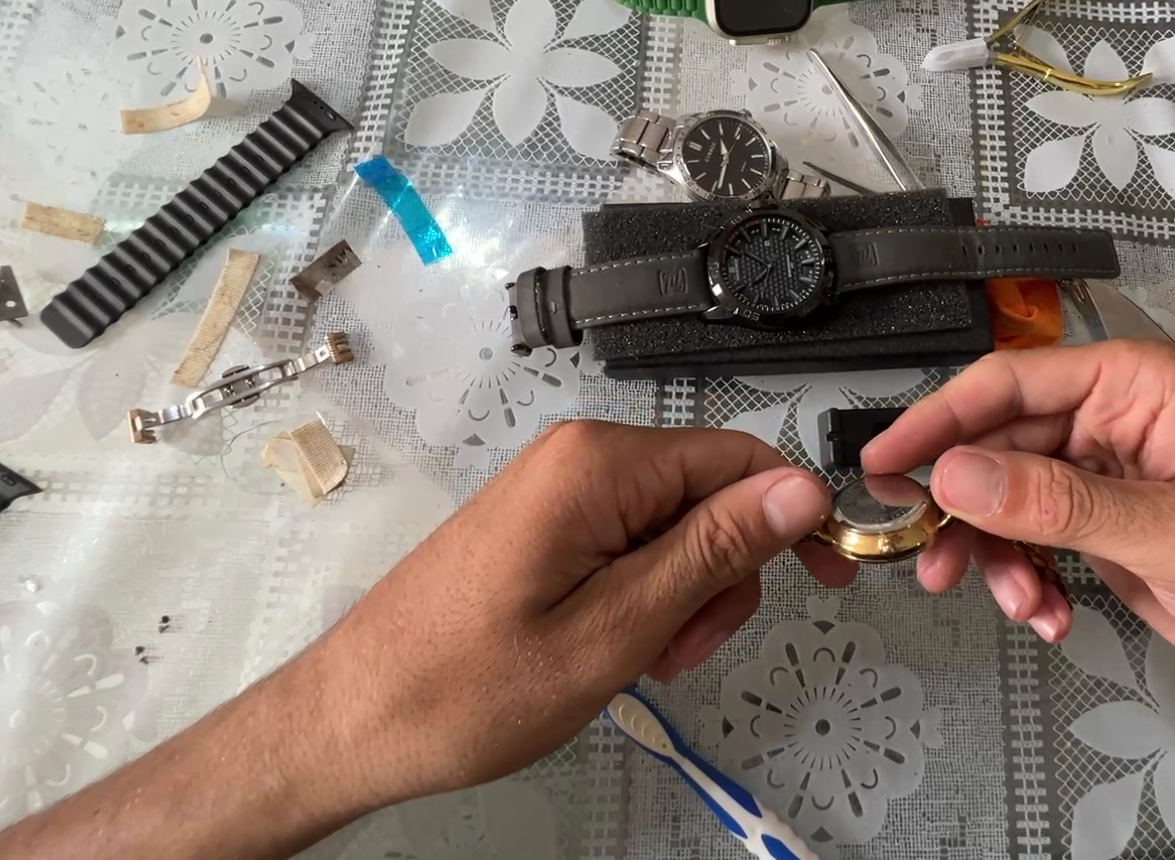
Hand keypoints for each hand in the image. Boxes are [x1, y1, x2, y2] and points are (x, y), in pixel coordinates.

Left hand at [308, 421, 837, 809]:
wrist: (346, 721)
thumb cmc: (471, 687)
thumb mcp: (616, 629)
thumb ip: (714, 551)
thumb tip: (802, 489)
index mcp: (602, 462)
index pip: (738, 458)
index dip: (793, 514)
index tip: (828, 578)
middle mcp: (585, 454)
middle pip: (708, 492)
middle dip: (721, 571)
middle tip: (684, 648)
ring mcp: (564, 484)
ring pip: (676, 522)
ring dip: (685, 590)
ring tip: (643, 656)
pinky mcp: (551, 516)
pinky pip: (633, 537)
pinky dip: (647, 589)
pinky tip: (619, 640)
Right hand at [860, 340, 1174, 737]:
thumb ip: (1061, 503)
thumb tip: (954, 476)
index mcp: (1127, 384)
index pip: (1007, 384)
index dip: (937, 420)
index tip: (884, 463)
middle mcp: (1100, 415)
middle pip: (991, 446)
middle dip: (964, 511)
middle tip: (933, 561)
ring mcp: (1089, 470)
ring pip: (997, 497)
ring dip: (991, 554)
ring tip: (1016, 603)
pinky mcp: (1084, 519)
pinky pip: (1019, 536)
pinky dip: (1019, 577)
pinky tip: (1046, 613)